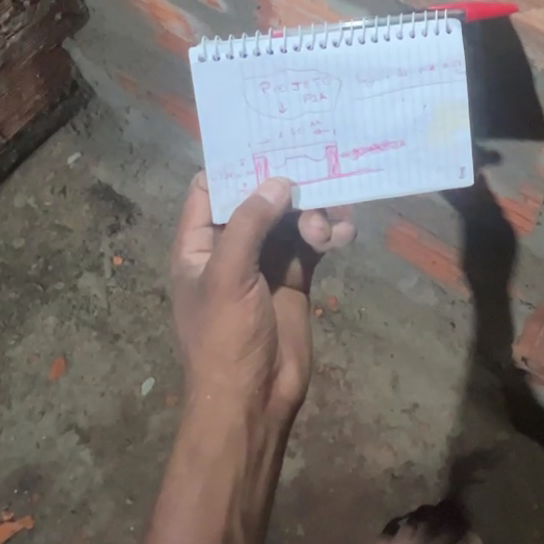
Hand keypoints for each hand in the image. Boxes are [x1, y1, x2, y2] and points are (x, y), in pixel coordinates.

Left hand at [168, 173, 354, 425]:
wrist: (253, 401)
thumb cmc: (225, 338)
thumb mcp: (227, 276)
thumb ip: (250, 223)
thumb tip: (279, 181)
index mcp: (198, 244)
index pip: (211, 188)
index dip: (236, 164)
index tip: (270, 142)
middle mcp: (230, 246)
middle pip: (260, 198)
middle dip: (288, 187)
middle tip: (318, 176)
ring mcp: (264, 261)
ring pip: (291, 217)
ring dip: (314, 214)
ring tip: (328, 230)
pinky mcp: (295, 276)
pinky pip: (313, 241)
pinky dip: (329, 233)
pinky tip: (344, 237)